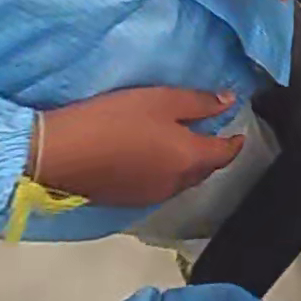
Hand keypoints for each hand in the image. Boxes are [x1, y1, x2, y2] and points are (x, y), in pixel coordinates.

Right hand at [35, 87, 242, 205]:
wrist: (61, 153)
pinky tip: (157, 160)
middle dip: (213, 155)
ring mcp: (151, 196)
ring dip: (191, 166)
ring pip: (183, 181)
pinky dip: (169, 173)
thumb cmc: (116, 119)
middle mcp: (176, 184)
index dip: (234, 144)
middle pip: (204, 170)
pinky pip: (161, 187)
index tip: (239, 135)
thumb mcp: (162, 100)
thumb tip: (229, 102)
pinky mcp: (129, 200)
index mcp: (189, 159)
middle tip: (214, 137)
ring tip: (187, 146)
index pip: (223, 154)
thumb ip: (199, 103)